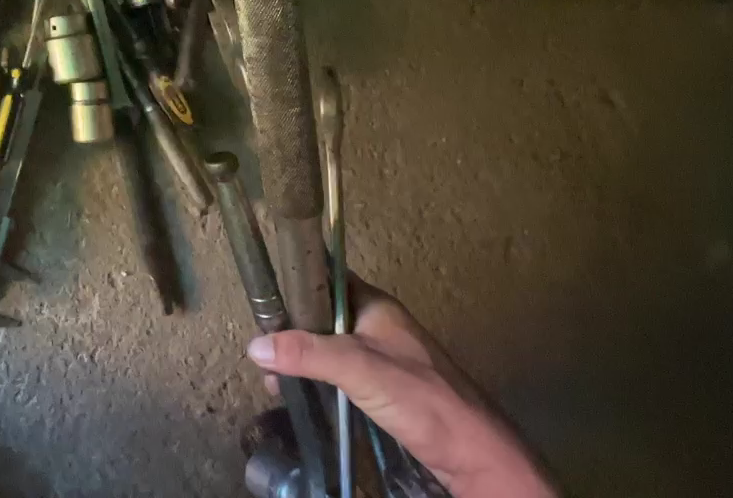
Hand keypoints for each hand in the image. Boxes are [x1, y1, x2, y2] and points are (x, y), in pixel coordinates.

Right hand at [247, 283, 558, 497]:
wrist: (478, 458)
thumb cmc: (423, 398)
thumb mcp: (359, 369)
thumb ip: (307, 353)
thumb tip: (254, 345)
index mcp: (374, 305)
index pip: (325, 275)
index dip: (294, 279)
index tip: (262, 294)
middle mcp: (375, 324)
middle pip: (320, 312)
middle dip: (289, 329)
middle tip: (263, 349)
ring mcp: (381, 356)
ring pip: (326, 344)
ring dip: (299, 358)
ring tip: (275, 378)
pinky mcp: (382, 386)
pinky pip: (337, 370)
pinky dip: (315, 377)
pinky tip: (299, 392)